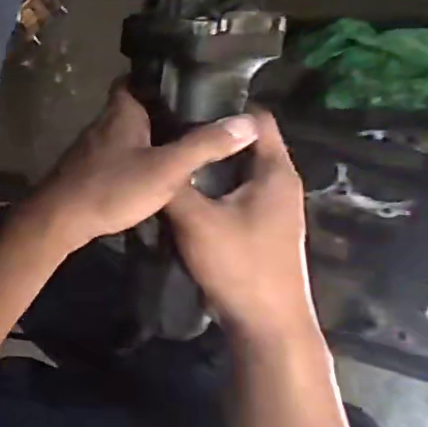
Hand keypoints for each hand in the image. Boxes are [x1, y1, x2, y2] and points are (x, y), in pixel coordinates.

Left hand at [31, 82, 258, 249]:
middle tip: (196, 115)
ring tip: (184, 141)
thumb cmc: (112, 187)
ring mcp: (91, 147)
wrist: (60, 220)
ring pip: (126, 131)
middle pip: (134, 105)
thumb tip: (248, 122)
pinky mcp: (86, 169)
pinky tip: (154, 170)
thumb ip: (204, 145)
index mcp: (121, 111)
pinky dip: (136, 156)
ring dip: (150, 135)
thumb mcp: (167, 168)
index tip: (187, 79)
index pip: (135, 78)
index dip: (158, 75)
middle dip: (161, 108)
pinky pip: (117, 154)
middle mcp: (103, 122)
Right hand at [163, 109, 314, 337]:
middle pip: (243, 143)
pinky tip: (179, 193)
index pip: (257, 118)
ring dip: (206, 164)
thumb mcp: (195, 220)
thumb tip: (149, 156)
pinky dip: (210, 186)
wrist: (265, 323)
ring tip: (167, 157)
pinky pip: (232, 192)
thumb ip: (172, 185)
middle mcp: (279, 183)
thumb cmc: (238, 265)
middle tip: (166, 129)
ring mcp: (271, 206)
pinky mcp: (259, 226)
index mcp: (275, 172)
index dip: (223, 105)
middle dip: (207, 134)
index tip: (182, 102)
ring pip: (235, 170)